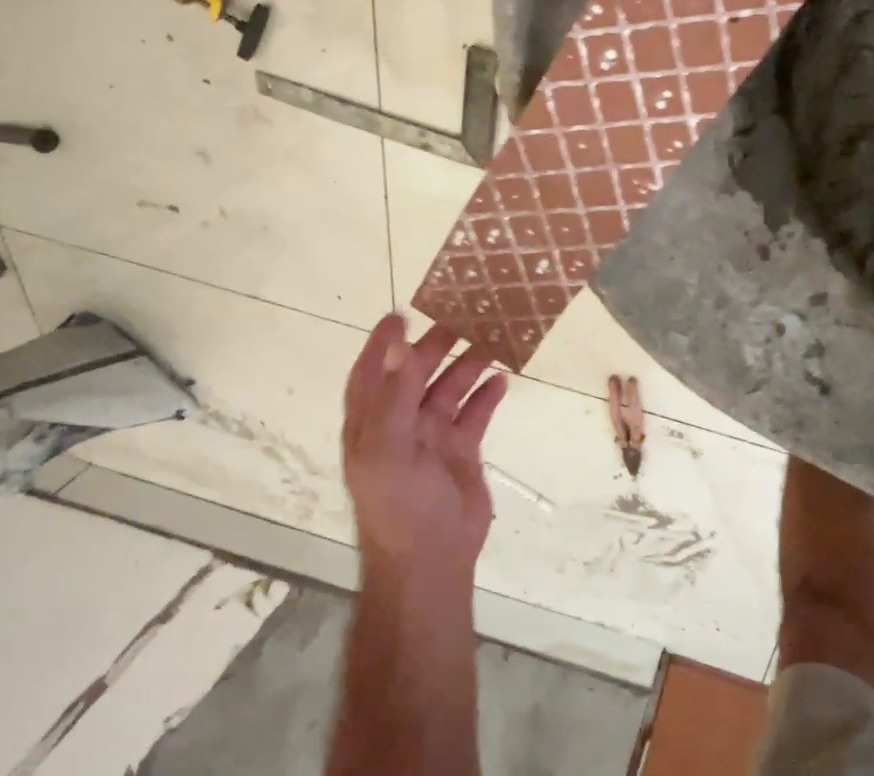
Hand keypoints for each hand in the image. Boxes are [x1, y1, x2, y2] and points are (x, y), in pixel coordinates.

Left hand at [342, 314, 507, 578]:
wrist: (430, 560)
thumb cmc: (400, 505)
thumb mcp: (387, 447)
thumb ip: (393, 394)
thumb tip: (398, 342)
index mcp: (370, 425)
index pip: (372, 374)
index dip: (383, 345)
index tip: (401, 314)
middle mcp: (398, 427)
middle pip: (415, 376)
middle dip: (435, 347)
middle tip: (463, 319)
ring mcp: (431, 440)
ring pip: (449, 391)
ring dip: (467, 366)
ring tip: (492, 340)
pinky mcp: (461, 453)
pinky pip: (474, 415)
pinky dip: (486, 397)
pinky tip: (503, 380)